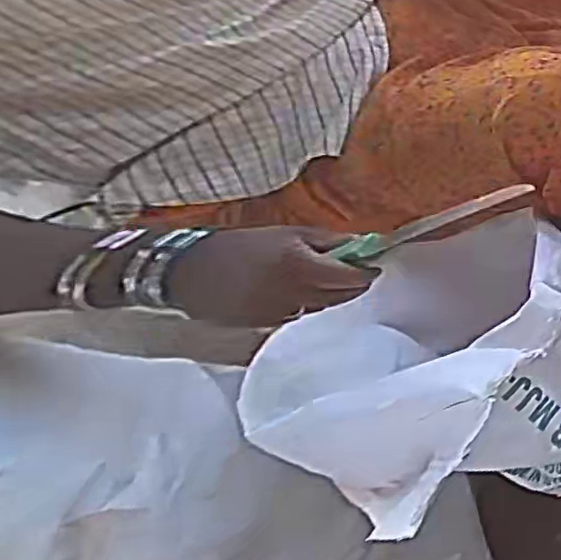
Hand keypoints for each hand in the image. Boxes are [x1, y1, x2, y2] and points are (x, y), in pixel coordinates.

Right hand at [167, 227, 375, 326]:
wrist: (186, 269)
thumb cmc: (245, 245)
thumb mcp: (294, 233)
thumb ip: (333, 241)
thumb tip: (366, 246)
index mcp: (302, 267)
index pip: (352, 278)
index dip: (367, 274)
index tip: (374, 268)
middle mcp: (292, 294)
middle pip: (342, 297)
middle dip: (356, 287)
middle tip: (359, 277)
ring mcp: (277, 313)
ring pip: (323, 310)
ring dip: (335, 300)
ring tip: (333, 286)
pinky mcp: (261, 326)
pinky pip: (299, 319)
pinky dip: (310, 309)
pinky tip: (308, 298)